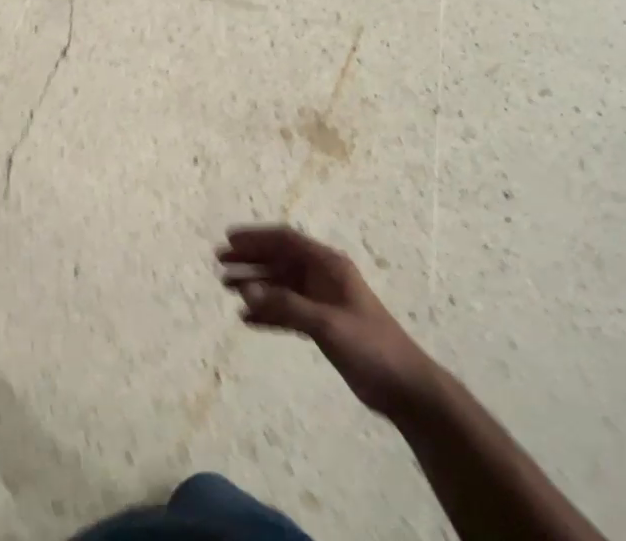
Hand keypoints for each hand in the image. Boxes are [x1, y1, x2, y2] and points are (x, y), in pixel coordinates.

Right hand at [219, 225, 438, 418]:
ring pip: (281, 285)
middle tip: (219, 265)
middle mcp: (324, 278)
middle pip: (280, 260)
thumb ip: (285, 305)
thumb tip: (246, 289)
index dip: (256, 238)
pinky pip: (287, 311)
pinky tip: (246, 319)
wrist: (405, 387)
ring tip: (227, 289)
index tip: (228, 240)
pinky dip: (267, 312)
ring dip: (255, 285)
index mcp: (330, 266)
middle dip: (250, 260)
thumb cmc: (370, 347)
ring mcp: (322, 302)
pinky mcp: (322, 325)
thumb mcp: (326, 324)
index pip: (287, 241)